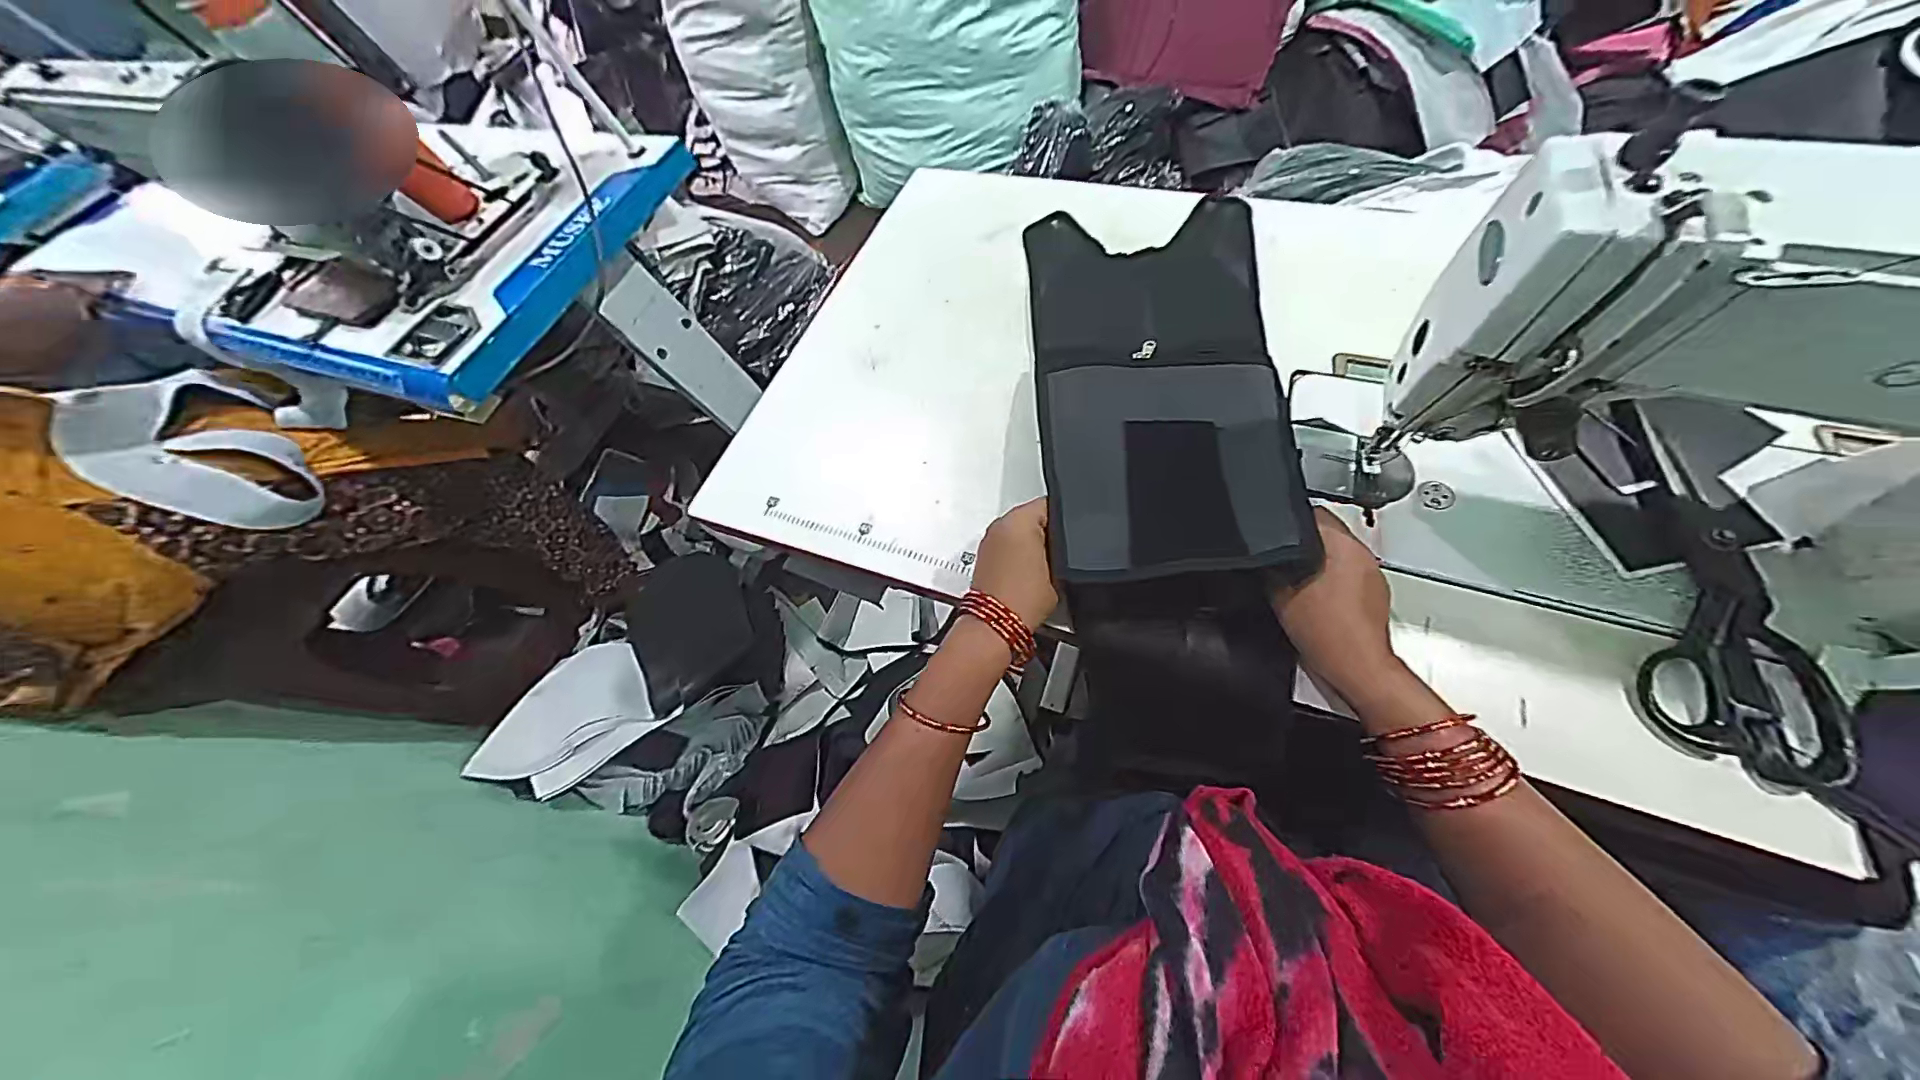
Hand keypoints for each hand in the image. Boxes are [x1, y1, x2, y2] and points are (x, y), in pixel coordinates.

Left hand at [969, 497, 1057, 629]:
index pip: (1049, 503)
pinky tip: (1029, 573)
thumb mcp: (1059, 570)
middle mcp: (1000, 525)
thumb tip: (1060, 546)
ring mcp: (989, 540)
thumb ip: (1061, 549)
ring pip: (1018, 531)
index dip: (1066, 518)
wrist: (997, 624)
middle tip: (1060, 552)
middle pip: (1031, 517)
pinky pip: (1006, 546)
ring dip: (1030, 543)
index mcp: (1018, 520)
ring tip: (1044, 566)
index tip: (1071, 533)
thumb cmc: (1022, 599)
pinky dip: (1017, 554)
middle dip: (1046, 531)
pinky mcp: (984, 556)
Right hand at [1271, 508, 1397, 701]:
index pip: (1315, 512)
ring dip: (1319, 563)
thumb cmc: (1327, 633)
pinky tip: (1315, 600)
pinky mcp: (1374, 595)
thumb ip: (1272, 566)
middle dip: (1305, 544)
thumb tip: (1264, 556)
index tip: (1277, 531)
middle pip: (1328, 533)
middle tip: (1283, 560)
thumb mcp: (1280, 593)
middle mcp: (1364, 556)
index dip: (1290, 520)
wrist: (1355, 667)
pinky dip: (1331, 582)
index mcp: (1344, 546)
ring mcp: (1372, 576)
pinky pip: (1348, 576)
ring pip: (1338, 555)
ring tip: (1299, 584)